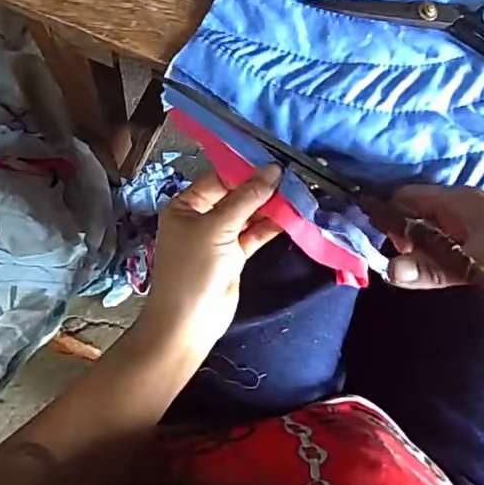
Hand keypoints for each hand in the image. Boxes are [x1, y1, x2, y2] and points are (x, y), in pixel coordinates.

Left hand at [139, 165, 284, 351]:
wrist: (189, 322)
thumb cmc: (194, 268)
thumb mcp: (218, 227)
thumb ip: (247, 198)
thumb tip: (273, 169)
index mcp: (185, 206)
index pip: (218, 179)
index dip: (245, 171)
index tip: (274, 162)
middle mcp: (200, 218)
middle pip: (234, 196)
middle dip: (260, 188)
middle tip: (293, 176)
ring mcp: (218, 238)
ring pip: (247, 215)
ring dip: (269, 207)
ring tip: (298, 193)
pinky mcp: (233, 256)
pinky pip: (254, 235)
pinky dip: (271, 226)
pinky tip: (292, 215)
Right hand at [384, 184, 483, 311]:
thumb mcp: (483, 268)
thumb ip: (435, 269)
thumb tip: (388, 270)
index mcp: (458, 200)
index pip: (404, 198)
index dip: (388, 220)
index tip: (385, 251)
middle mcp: (463, 204)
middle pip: (416, 215)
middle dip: (407, 241)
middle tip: (412, 270)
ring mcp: (477, 221)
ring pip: (433, 231)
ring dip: (428, 254)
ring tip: (433, 277)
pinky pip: (452, 243)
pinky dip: (446, 259)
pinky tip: (456, 277)